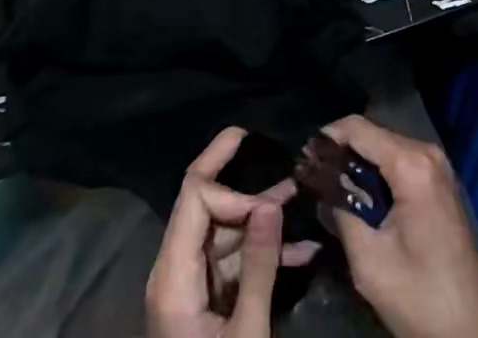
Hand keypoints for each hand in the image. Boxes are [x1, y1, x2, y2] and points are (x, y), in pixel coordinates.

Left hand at [146, 127, 321, 337]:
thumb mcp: (246, 333)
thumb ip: (258, 265)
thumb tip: (271, 202)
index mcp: (173, 277)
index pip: (194, 198)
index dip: (231, 189)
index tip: (270, 205)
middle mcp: (175, 270)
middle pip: (204, 205)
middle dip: (245, 184)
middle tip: (282, 158)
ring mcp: (190, 285)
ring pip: (223, 230)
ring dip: (262, 217)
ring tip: (303, 197)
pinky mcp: (206, 300)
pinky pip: (233, 260)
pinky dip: (264, 252)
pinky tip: (304, 252)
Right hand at [320, 116, 477, 337]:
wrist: (472, 324)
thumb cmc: (420, 294)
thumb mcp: (369, 259)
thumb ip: (342, 210)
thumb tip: (320, 182)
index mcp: (412, 165)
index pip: (358, 127)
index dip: (325, 138)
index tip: (301, 160)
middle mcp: (427, 153)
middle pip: (372, 134)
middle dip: (339, 152)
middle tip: (310, 178)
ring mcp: (436, 166)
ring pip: (384, 147)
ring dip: (356, 164)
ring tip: (327, 189)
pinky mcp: (437, 181)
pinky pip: (398, 162)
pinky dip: (375, 173)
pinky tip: (358, 197)